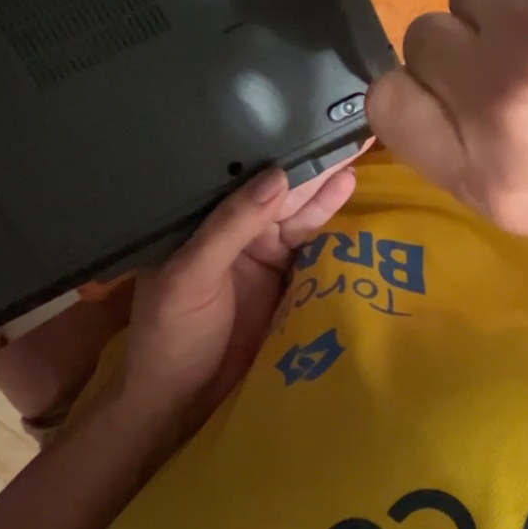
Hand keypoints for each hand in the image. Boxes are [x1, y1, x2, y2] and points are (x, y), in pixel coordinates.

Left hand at [112, 158, 360, 436]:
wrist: (185, 402)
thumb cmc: (171, 335)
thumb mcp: (190, 275)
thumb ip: (232, 225)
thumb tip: (277, 176)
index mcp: (206, 223)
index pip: (246, 181)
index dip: (276, 155)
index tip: (305, 126)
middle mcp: (238, 232)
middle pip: (280, 193)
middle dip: (311, 165)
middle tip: (344, 132)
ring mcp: (265, 255)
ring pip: (300, 214)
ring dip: (326, 188)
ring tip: (356, 156)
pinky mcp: (289, 280)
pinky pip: (314, 246)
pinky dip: (332, 224)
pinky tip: (350, 196)